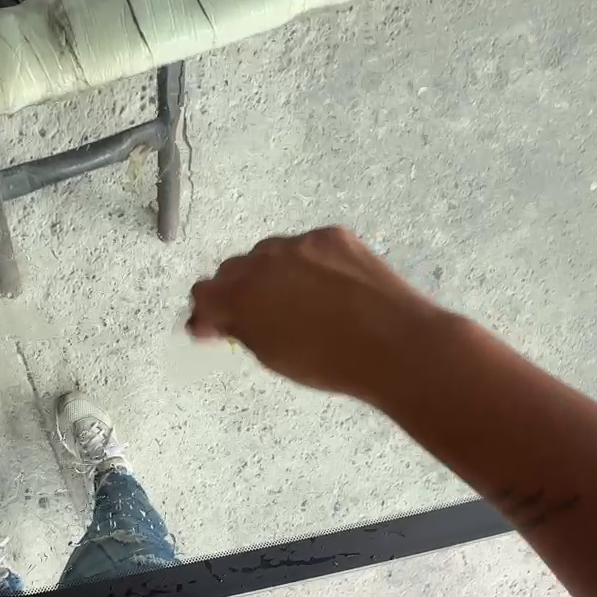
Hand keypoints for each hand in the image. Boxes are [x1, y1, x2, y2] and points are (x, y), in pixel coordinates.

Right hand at [187, 226, 453, 403]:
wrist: (392, 344)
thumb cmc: (329, 361)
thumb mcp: (269, 355)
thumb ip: (237, 329)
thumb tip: (218, 320)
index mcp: (241, 295)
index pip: (203, 293)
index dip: (207, 312)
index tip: (215, 327)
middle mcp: (263, 260)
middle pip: (232, 269)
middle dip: (236, 291)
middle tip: (253, 317)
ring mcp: (299, 243)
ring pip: (268, 254)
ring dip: (270, 274)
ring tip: (294, 303)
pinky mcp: (332, 236)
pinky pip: (305, 246)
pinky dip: (305, 264)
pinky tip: (324, 288)